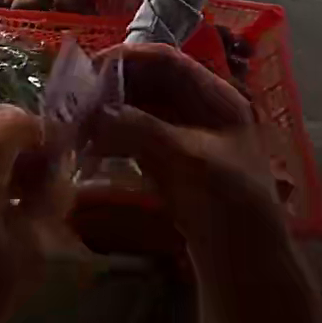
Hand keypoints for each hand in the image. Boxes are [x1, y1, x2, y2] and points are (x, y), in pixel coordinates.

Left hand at [0, 105, 67, 322]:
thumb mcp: (32, 244)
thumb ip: (50, 194)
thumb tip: (61, 164)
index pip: (15, 120)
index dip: (44, 133)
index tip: (63, 159)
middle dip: (26, 134)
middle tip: (49, 169)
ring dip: (9, 142)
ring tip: (31, 183)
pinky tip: (8, 189)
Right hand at [85, 44, 286, 253]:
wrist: (245, 265)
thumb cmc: (232, 205)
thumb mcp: (191, 160)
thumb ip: (143, 128)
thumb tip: (94, 111)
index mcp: (214, 98)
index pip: (166, 60)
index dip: (129, 57)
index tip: (92, 67)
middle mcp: (194, 109)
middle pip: (145, 81)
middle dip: (110, 86)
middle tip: (76, 97)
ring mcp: (177, 134)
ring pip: (132, 107)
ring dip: (104, 111)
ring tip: (76, 122)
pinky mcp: (162, 159)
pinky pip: (128, 134)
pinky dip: (107, 135)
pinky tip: (87, 146)